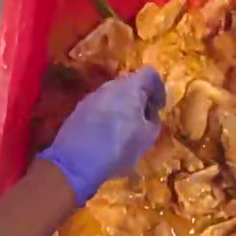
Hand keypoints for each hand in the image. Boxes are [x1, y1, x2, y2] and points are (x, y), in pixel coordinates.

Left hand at [38, 67, 164, 203]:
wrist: (76, 163)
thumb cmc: (119, 148)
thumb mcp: (148, 137)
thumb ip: (154, 119)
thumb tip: (149, 112)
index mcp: (129, 88)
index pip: (150, 73)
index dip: (159, 88)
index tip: (159, 108)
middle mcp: (109, 86)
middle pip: (130, 83)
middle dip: (140, 98)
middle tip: (144, 119)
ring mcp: (91, 97)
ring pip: (113, 95)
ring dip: (123, 107)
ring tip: (125, 130)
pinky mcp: (78, 110)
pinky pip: (100, 106)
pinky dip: (108, 115)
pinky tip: (106, 135)